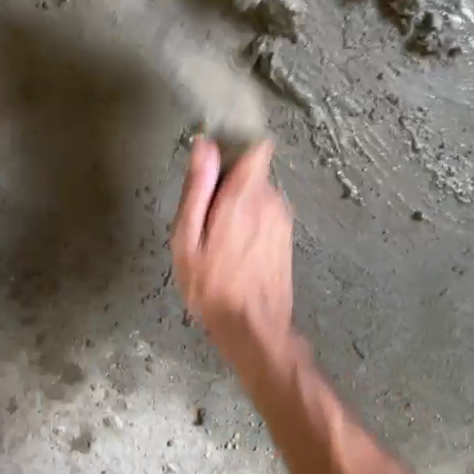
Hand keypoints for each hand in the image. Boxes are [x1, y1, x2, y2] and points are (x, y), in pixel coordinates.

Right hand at [170, 138, 296, 372]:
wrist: (253, 330)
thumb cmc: (211, 286)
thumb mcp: (188, 238)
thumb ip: (198, 188)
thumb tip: (204, 146)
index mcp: (244, 196)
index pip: (257, 147)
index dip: (235, 144)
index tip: (214, 157)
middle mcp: (270, 201)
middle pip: (250, 171)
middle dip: (227, 183)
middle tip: (203, 215)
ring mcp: (282, 219)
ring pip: (256, 193)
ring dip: (236, 204)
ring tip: (215, 237)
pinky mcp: (285, 237)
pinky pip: (263, 213)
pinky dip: (248, 221)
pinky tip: (232, 249)